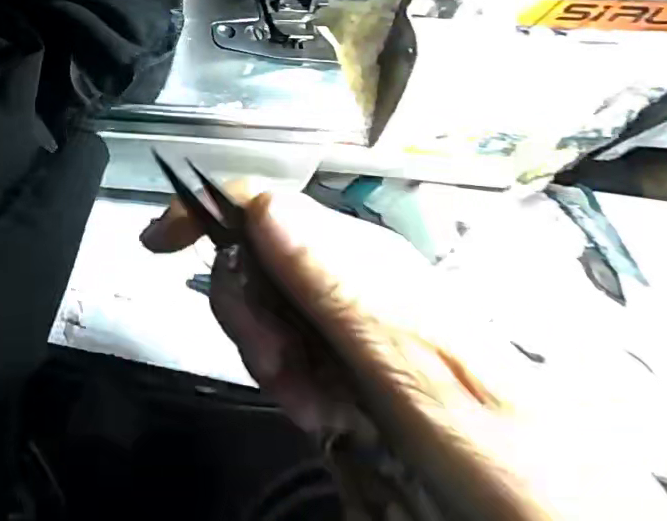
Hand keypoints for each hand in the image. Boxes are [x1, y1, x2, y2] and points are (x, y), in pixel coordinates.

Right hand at [141, 189, 666, 520]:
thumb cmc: (509, 461)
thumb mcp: (420, 377)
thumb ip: (340, 290)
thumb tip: (262, 207)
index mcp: (371, 263)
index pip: (264, 203)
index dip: (204, 212)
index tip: (157, 245)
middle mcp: (359, 272)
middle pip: (253, 252)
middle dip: (243, 309)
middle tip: (277, 376)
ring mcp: (360, 309)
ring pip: (267, 297)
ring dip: (266, 349)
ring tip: (310, 407)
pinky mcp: (361, 346)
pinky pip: (292, 337)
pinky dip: (286, 371)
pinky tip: (318, 409)